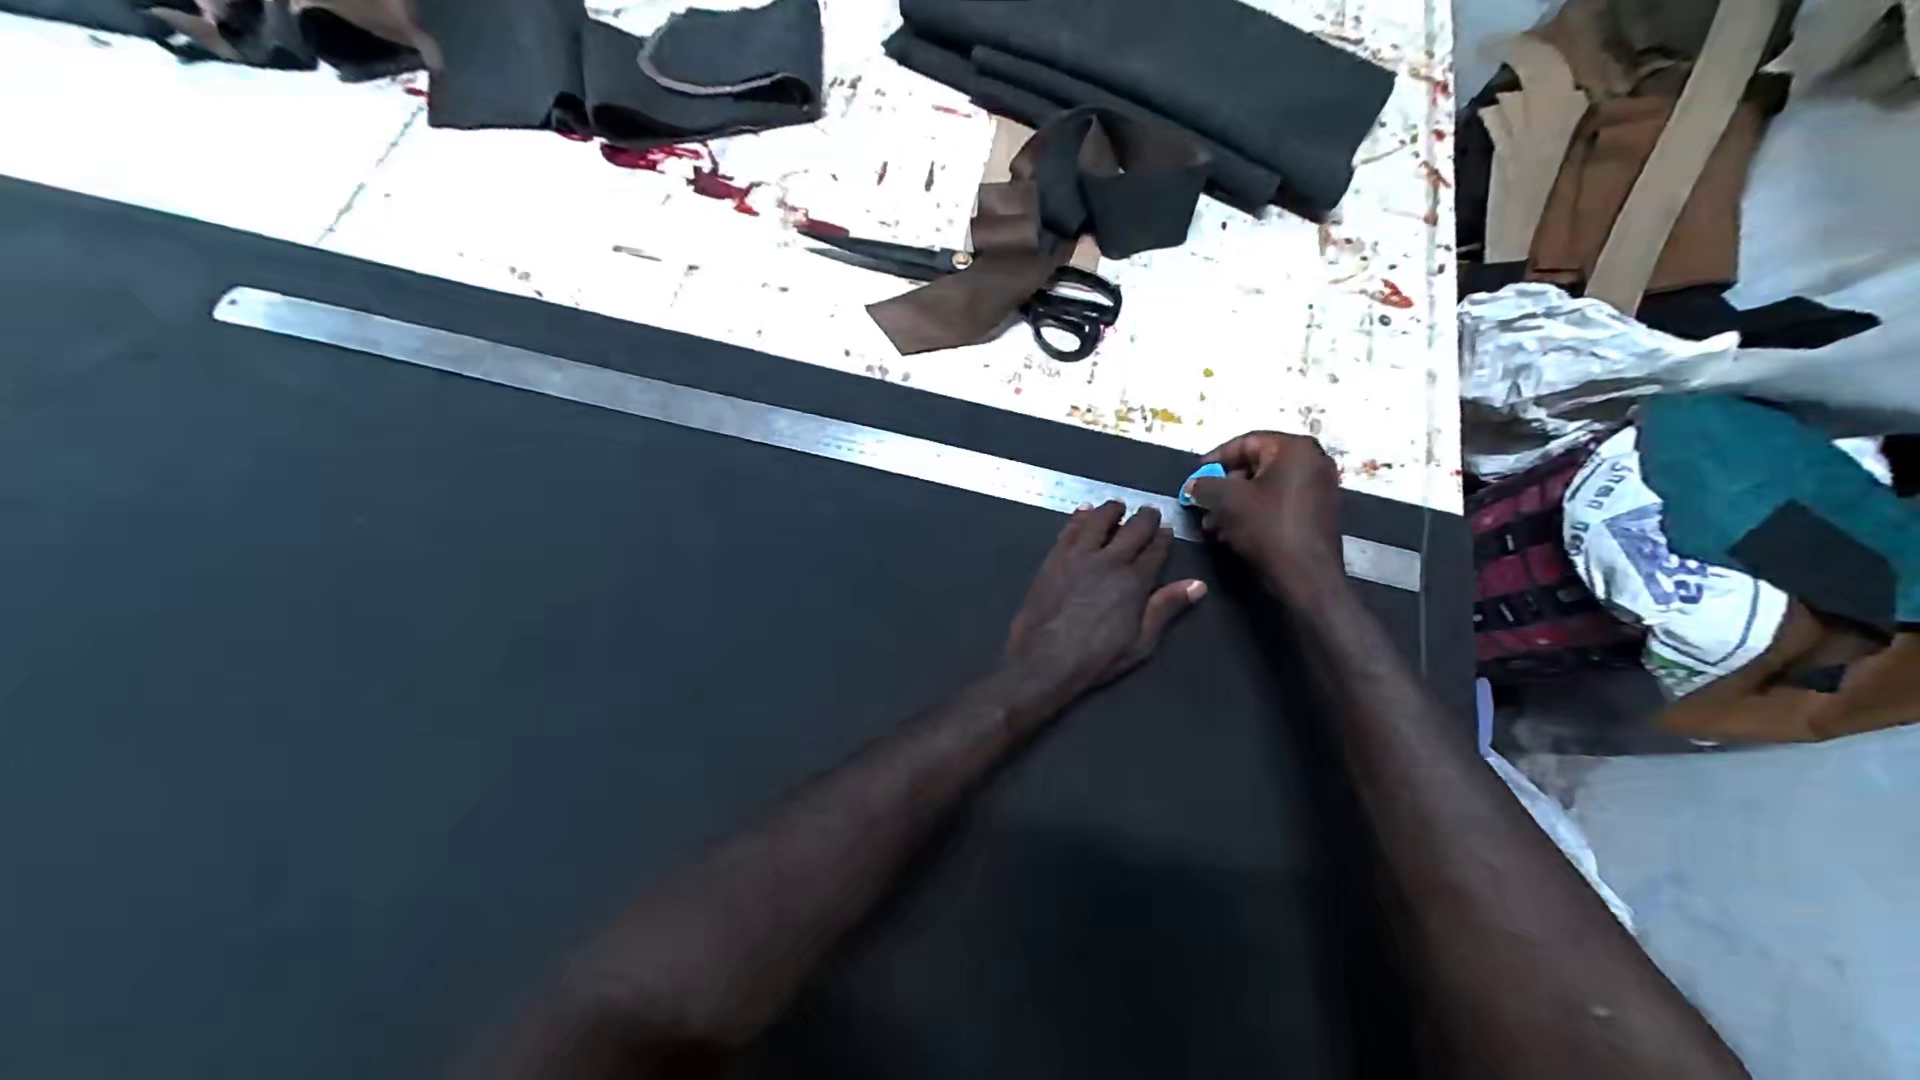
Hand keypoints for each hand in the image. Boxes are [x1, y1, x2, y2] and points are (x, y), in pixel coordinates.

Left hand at [1001, 501, 1205, 714]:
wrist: (1045, 658)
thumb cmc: (1096, 657)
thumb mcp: (1140, 641)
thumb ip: (1166, 608)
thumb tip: (1197, 585)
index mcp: (1134, 581)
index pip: (1155, 550)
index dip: (1163, 538)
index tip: (1167, 530)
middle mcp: (1109, 560)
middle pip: (1132, 529)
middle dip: (1145, 518)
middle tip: (1150, 512)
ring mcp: (1079, 556)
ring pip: (1099, 520)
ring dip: (1112, 510)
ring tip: (1118, 506)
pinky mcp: (1054, 557)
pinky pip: (1070, 528)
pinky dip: (1080, 516)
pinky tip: (1084, 511)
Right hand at [1183, 432, 1343, 600]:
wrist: (1306, 576)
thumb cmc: (1267, 527)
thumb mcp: (1227, 501)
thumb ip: (1204, 485)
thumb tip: (1193, 485)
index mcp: (1295, 449)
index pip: (1246, 443)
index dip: (1215, 459)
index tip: (1195, 476)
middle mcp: (1312, 462)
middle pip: (1254, 466)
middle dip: (1223, 487)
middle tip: (1202, 503)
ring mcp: (1318, 489)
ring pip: (1263, 488)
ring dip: (1233, 504)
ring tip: (1211, 524)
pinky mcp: (1316, 513)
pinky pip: (1276, 504)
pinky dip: (1252, 513)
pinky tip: (1230, 533)